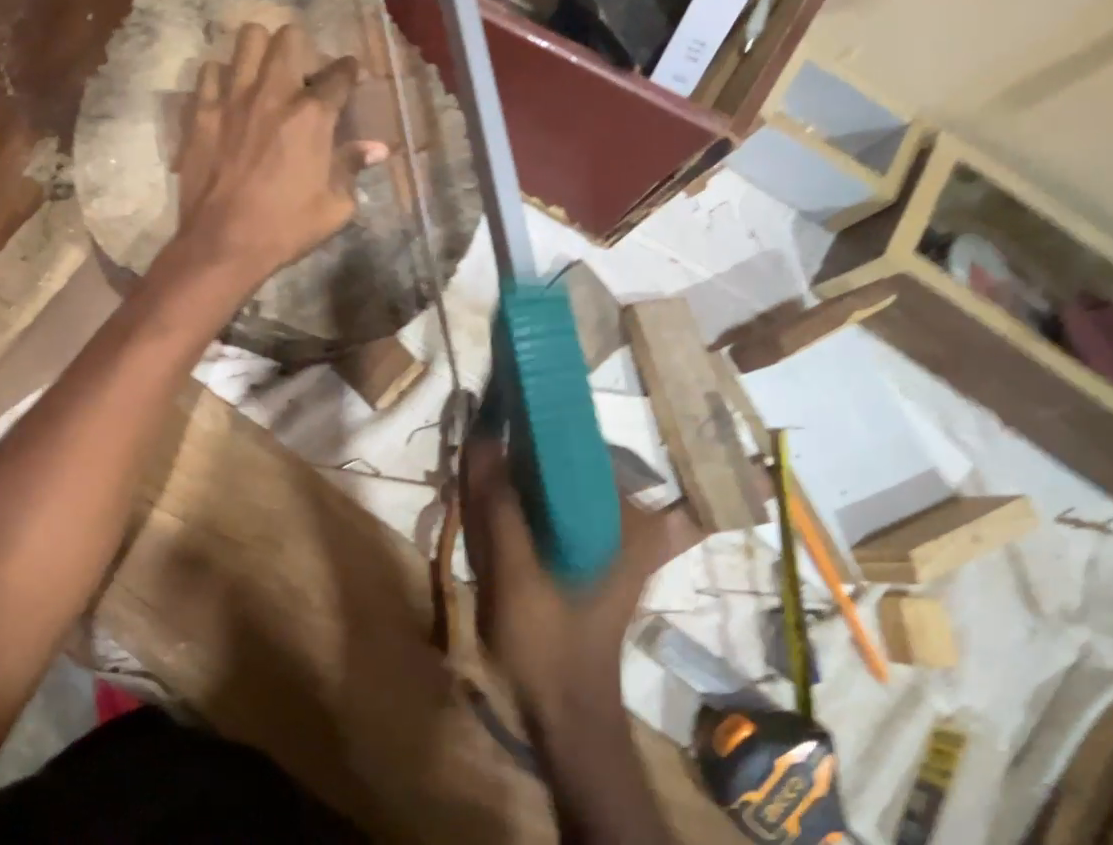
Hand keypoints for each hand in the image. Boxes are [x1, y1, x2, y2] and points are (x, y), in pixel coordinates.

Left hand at [171, 22, 389, 286]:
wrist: (222, 244)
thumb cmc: (285, 228)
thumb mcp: (335, 206)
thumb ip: (352, 168)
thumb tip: (376, 149)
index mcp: (313, 115)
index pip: (340, 73)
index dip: (348, 72)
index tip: (348, 76)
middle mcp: (273, 94)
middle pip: (289, 37)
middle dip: (301, 47)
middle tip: (300, 74)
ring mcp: (232, 99)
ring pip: (247, 40)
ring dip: (259, 51)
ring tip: (261, 75)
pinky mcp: (200, 113)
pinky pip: (209, 72)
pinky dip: (220, 77)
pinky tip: (226, 95)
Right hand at [460, 435, 695, 709]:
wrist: (565, 716)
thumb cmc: (551, 646)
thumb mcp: (517, 574)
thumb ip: (500, 507)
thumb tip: (482, 436)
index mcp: (632, 524)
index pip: (605, 448)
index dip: (565, 417)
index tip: (523, 395)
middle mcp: (629, 525)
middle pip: (578, 463)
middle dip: (531, 447)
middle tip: (484, 433)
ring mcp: (608, 543)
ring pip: (561, 486)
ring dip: (522, 475)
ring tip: (480, 465)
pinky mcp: (584, 558)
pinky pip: (552, 511)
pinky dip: (523, 502)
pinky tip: (489, 504)